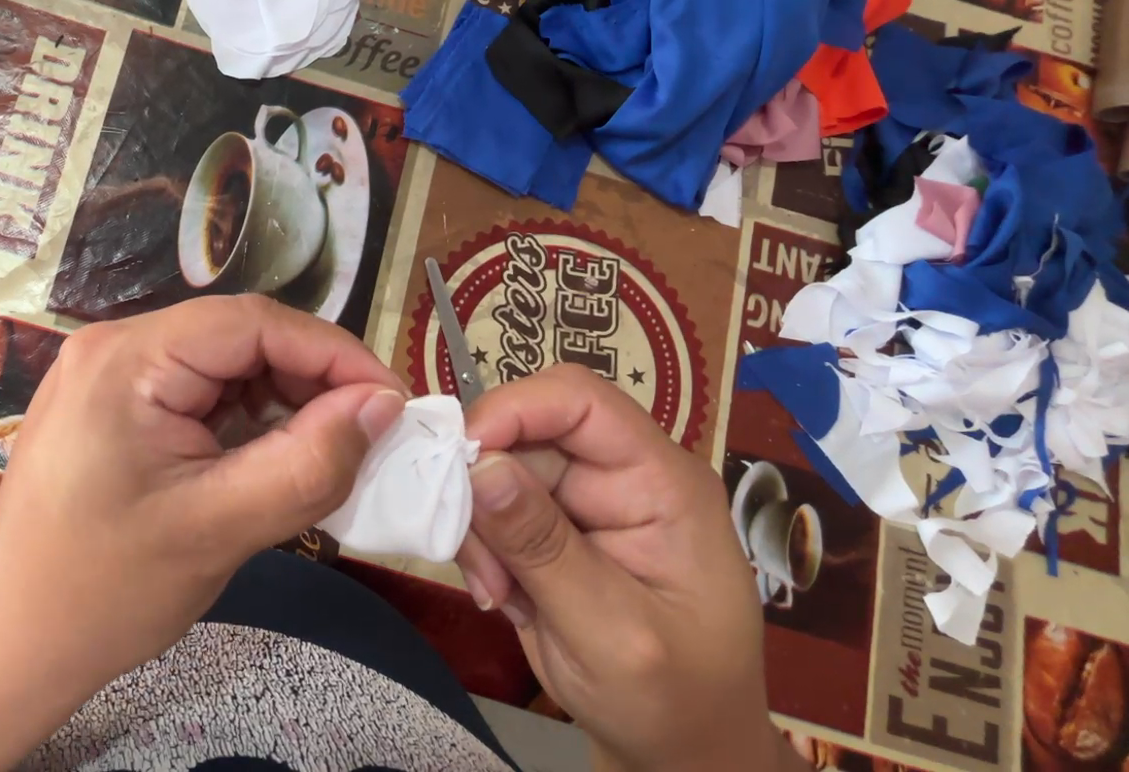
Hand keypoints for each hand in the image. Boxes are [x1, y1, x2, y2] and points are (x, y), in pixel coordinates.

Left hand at [0, 294, 405, 679]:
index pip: (251, 323)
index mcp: (127, 359)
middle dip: (311, 383)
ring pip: (227, 367)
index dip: (332, 354)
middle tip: (369, 438)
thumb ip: (308, 463)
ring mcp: (114, 372)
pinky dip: (249, 422)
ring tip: (328, 456)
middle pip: (239, 339)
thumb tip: (384, 406)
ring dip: (284, 404)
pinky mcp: (120, 403)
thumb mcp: (218, 529)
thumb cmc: (105, 591)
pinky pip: (203, 393)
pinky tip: (277, 459)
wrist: (17, 639)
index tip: (392, 403)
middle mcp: (116, 347)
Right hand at [454, 366, 800, 771]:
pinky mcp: (547, 522)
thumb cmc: (672, 700)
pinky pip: (487, 506)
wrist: (678, 751)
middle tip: (475, 560)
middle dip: (483, 489)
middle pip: (522, 432)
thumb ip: (545, 548)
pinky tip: (500, 595)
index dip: (513, 409)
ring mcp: (580, 497)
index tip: (457, 456)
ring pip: (492, 469)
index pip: (579, 400)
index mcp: (660, 480)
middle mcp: (617, 472)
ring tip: (496, 592)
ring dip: (478, 528)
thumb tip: (479, 464)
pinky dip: (478, 546)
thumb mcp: (612, 634)